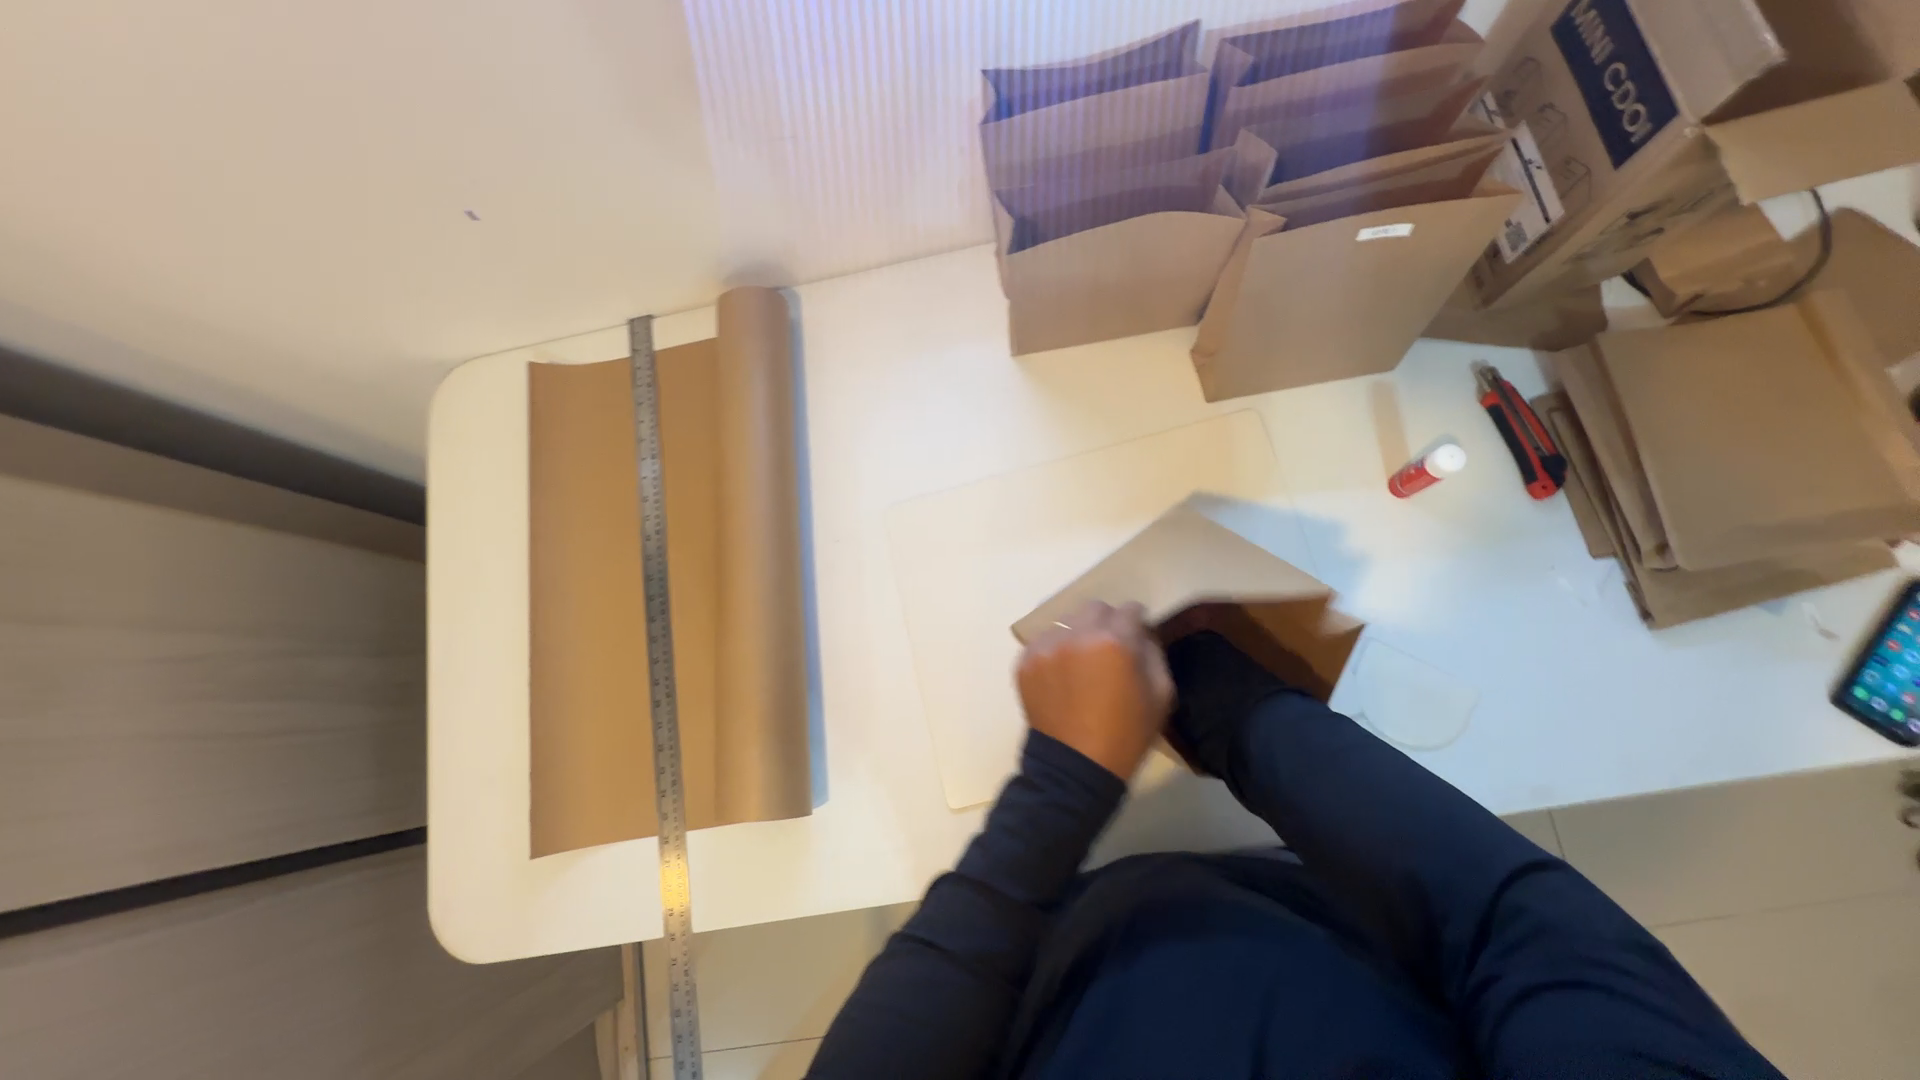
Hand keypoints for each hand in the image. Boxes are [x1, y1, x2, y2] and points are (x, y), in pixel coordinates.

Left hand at [1016, 600, 1174, 779]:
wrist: (1076, 767)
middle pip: (1094, 608)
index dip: (1137, 620)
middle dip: (1106, 621)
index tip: (1137, 632)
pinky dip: (1055, 651)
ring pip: (1066, 622)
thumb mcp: (1161, 694)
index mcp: (1114, 641)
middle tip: (1109, 646)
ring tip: (1082, 662)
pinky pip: (1043, 642)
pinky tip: (1062, 675)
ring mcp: (1046, 647)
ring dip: (1078, 635)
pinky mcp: (1025, 661)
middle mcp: (1076, 635)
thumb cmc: (1126, 734)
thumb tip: (1142, 632)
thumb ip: (1153, 653)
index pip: (1129, 609)